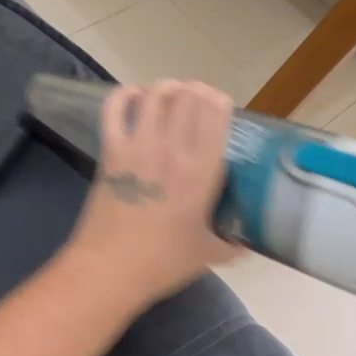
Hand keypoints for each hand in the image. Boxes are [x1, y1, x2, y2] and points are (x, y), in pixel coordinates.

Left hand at [60, 80, 239, 311]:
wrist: (111, 268)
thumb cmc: (162, 263)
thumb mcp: (207, 254)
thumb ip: (230, 244)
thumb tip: (245, 243)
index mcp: (202, 173)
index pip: (216, 117)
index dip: (219, 102)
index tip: (220, 104)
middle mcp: (172, 150)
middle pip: (187, 98)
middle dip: (195, 90)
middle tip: (196, 96)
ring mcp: (138, 146)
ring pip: (155, 96)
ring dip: (165, 88)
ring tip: (170, 92)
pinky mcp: (110, 150)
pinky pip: (115, 108)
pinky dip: (124, 94)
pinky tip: (133, 94)